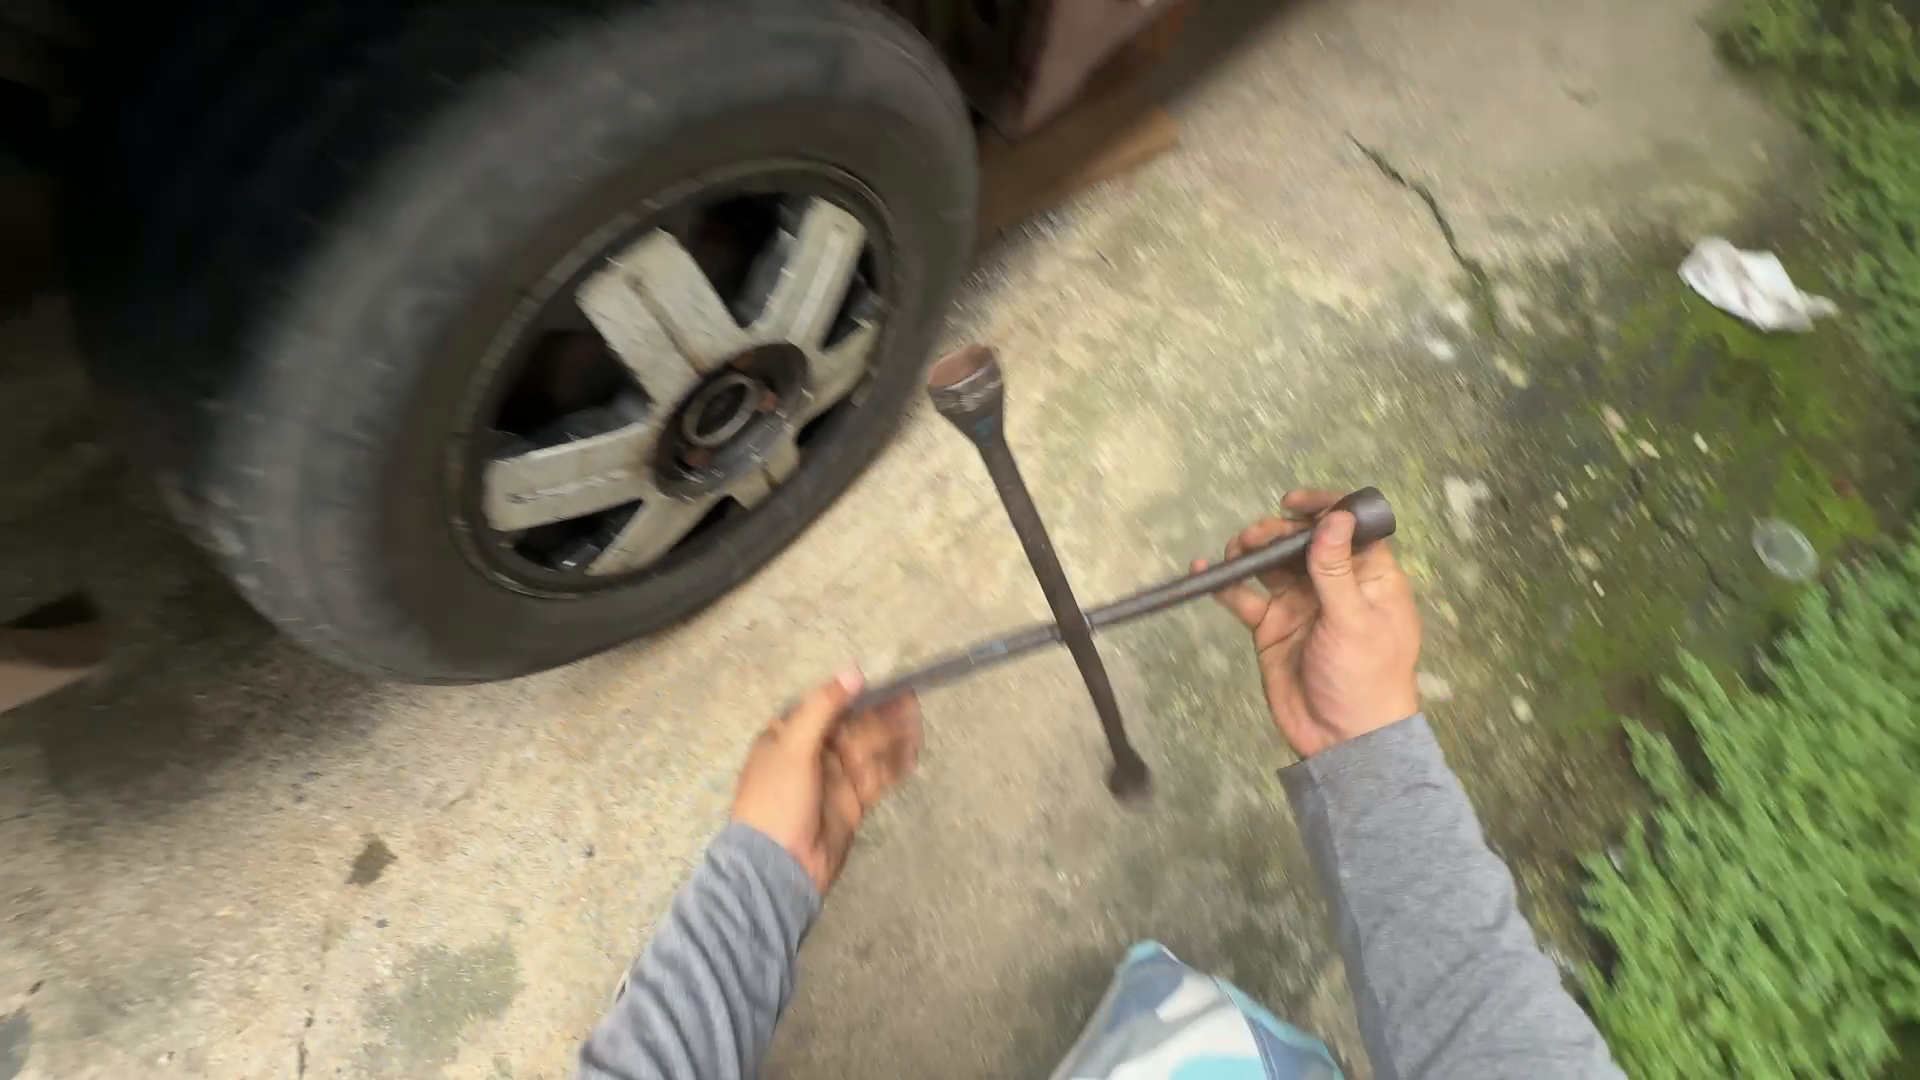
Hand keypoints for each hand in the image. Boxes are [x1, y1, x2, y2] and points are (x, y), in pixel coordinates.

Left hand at [730, 669, 922, 895]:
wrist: (779, 869)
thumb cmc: (777, 800)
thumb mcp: (793, 748)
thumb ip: (823, 708)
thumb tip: (853, 671)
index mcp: (790, 734)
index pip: (829, 706)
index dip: (859, 695)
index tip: (887, 684)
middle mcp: (813, 752)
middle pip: (855, 727)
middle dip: (883, 716)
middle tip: (912, 704)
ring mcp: (834, 778)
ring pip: (870, 750)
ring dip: (893, 739)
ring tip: (918, 728)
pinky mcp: (852, 802)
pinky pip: (877, 777)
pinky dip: (895, 767)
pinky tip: (913, 757)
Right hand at [1194, 489, 1421, 757]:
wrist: (1340, 737)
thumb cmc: (1364, 676)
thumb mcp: (1354, 621)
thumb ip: (1336, 569)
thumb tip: (1336, 519)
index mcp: (1368, 578)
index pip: (1349, 530)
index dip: (1325, 509)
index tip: (1293, 503)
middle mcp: (1332, 585)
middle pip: (1300, 542)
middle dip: (1275, 532)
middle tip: (1253, 539)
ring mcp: (1298, 605)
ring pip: (1269, 565)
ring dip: (1249, 553)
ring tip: (1232, 554)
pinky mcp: (1270, 625)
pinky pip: (1243, 597)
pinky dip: (1223, 584)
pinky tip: (1204, 573)